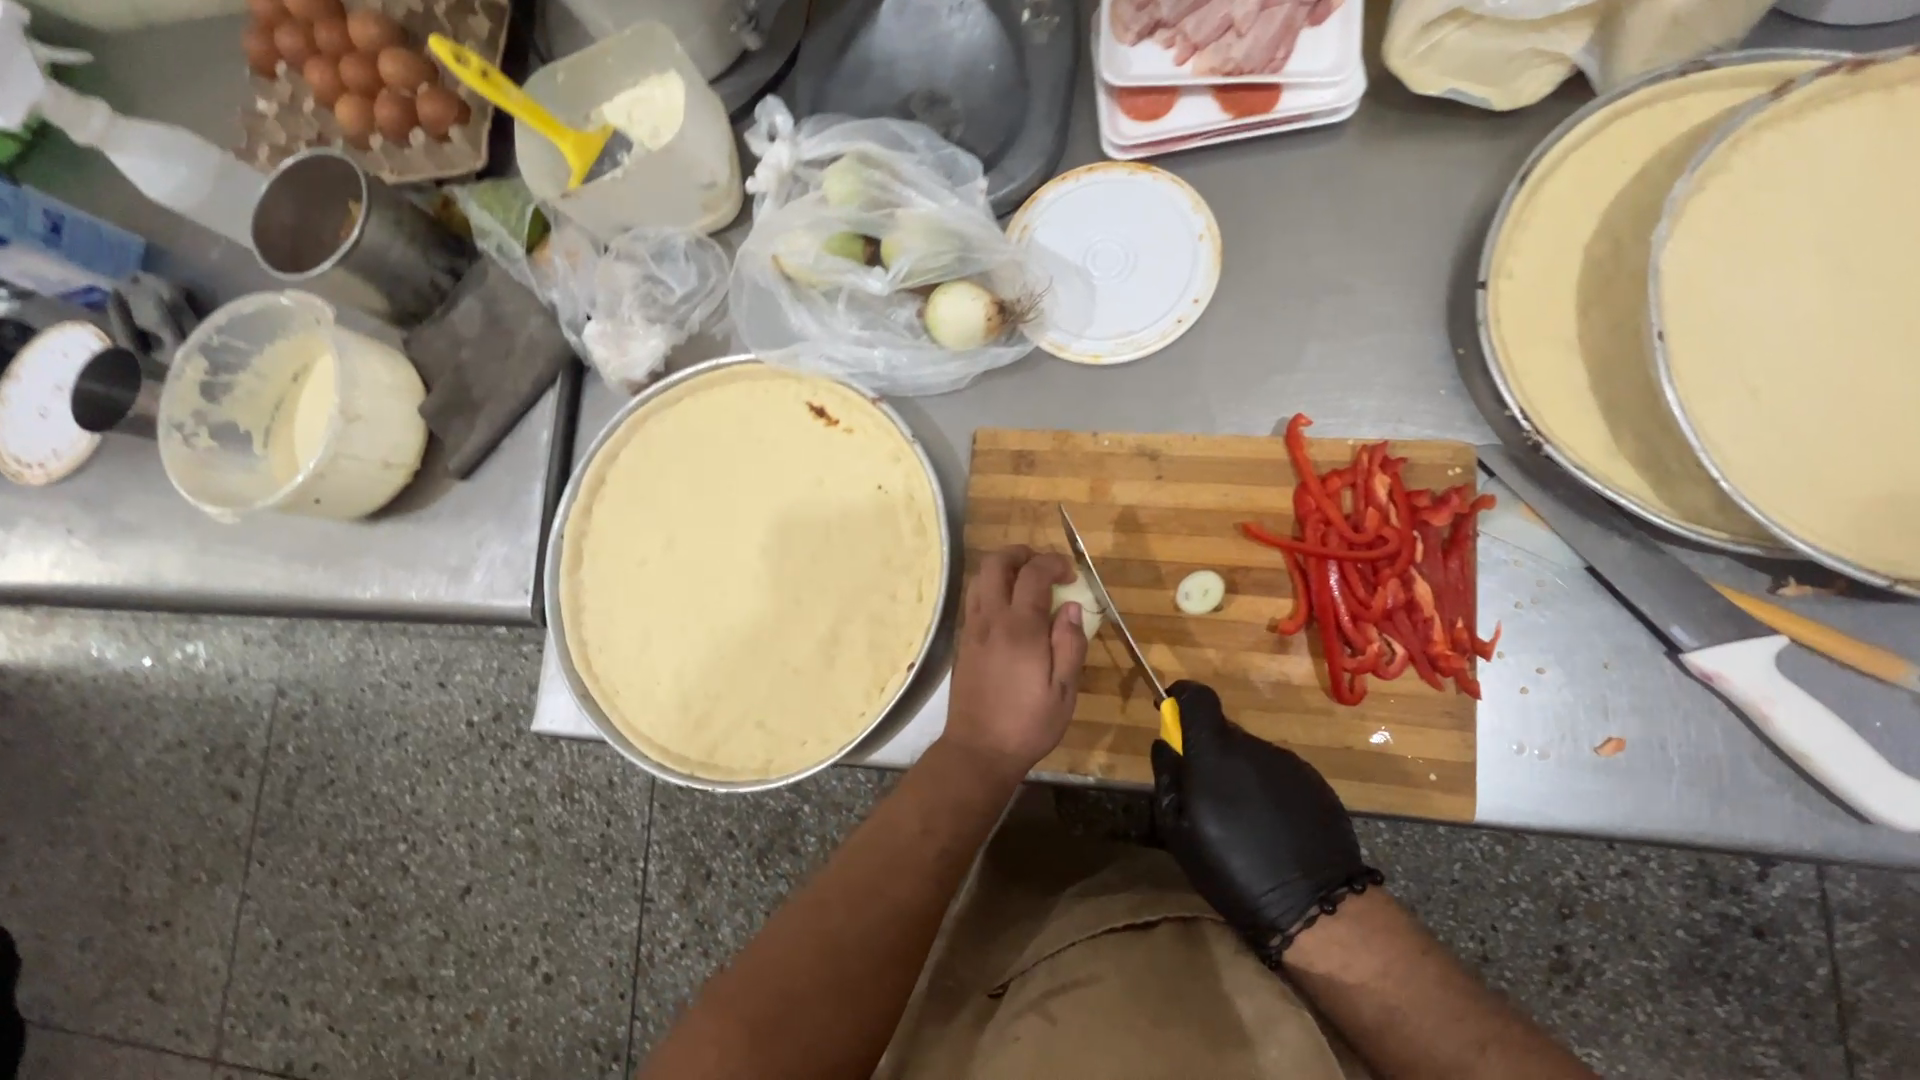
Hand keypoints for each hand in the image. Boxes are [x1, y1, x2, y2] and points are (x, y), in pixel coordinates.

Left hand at [942, 546, 1089, 778]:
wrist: (978, 750)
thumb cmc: (1028, 724)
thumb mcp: (1064, 690)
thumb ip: (1070, 644)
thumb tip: (1071, 607)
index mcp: (1020, 629)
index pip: (1033, 574)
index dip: (1053, 563)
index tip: (1071, 574)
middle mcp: (990, 620)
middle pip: (996, 563)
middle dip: (1022, 554)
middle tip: (1044, 567)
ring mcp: (971, 630)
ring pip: (979, 578)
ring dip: (1003, 569)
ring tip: (1026, 583)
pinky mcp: (962, 643)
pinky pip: (973, 600)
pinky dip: (991, 589)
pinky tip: (1009, 610)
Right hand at [1151, 681, 1378, 962]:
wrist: (1316, 906)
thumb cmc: (1232, 872)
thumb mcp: (1180, 833)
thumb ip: (1169, 780)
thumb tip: (1165, 745)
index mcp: (1215, 754)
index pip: (1198, 696)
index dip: (1181, 698)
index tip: (1171, 715)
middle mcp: (1253, 747)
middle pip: (1223, 729)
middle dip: (1207, 749)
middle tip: (1203, 791)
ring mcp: (1289, 763)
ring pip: (1251, 752)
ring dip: (1238, 771)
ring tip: (1239, 816)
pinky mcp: (1316, 782)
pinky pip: (1278, 771)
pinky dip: (1266, 786)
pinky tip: (1269, 825)